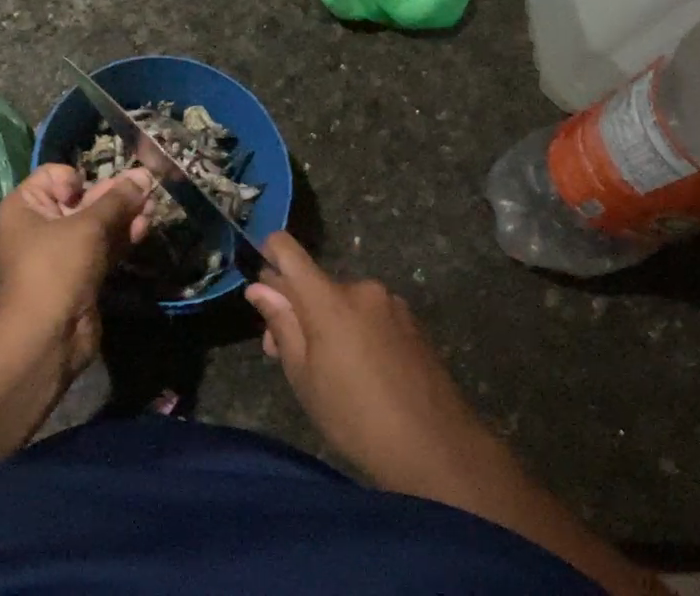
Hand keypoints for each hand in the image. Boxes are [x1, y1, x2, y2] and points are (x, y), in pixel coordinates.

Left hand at [0, 164, 152, 372]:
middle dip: (113, 195)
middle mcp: (39, 226)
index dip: (79, 179)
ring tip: (153, 204)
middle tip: (147, 187)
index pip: (55, 176)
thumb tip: (142, 176)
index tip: (97, 189)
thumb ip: (116, 201)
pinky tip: (145, 226)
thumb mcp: (86, 227)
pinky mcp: (80, 276)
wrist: (46, 335)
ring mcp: (61, 254)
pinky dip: (121, 237)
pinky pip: (102, 248)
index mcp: (25, 206)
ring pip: (96, 226)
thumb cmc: (56, 267)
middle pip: (80, 200)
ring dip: (123, 215)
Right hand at [244, 232, 499, 495]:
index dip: (267, 254)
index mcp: (329, 299)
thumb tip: (259, 288)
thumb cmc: (356, 417)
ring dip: (325, 323)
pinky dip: (354, 331)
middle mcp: (361, 290)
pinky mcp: (413, 324)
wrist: (439, 450)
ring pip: (341, 302)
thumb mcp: (303, 376)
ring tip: (327, 370)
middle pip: (313, 284)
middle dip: (294, 309)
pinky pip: (369, 315)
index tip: (259, 284)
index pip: (287, 249)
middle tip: (283, 354)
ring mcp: (392, 305)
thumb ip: (281, 324)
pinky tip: (361, 373)